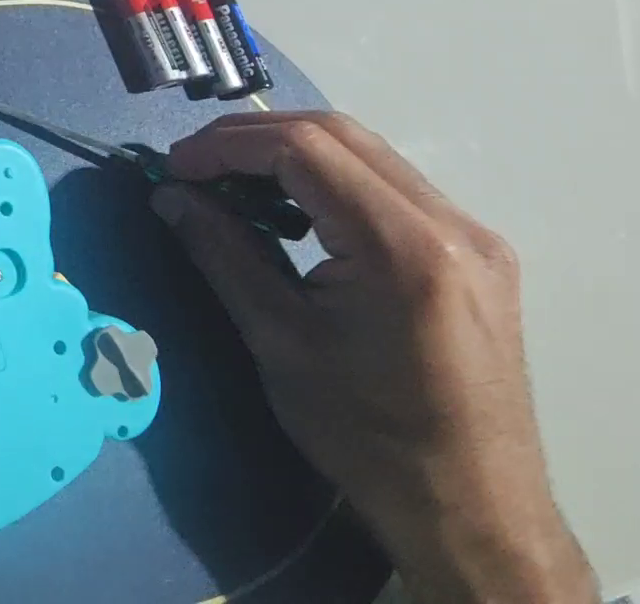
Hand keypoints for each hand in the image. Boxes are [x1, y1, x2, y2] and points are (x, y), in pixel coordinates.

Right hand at [151, 112, 594, 603]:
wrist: (471, 505)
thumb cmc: (364, 431)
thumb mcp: (276, 337)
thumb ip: (222, 251)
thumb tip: (168, 196)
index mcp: (404, 247)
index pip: (304, 149)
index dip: (225, 146)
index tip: (172, 169)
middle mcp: (451, 224)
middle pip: (337, 134)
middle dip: (249, 138)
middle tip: (189, 167)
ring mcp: (470, 235)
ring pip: (363, 151)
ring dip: (284, 152)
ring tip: (226, 184)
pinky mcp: (469, 252)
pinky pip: (384, 183)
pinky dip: (321, 178)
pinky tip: (285, 210)